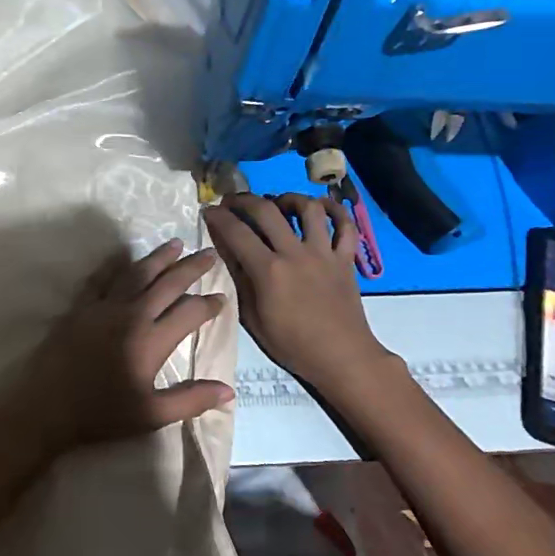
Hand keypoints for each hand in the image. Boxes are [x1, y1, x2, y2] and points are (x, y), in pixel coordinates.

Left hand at [8, 239, 232, 452]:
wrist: (45, 410)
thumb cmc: (101, 415)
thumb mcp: (151, 415)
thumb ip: (191, 400)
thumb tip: (229, 391)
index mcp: (151, 341)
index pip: (189, 313)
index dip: (209, 304)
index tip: (221, 298)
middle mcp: (131, 315)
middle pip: (168, 283)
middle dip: (192, 267)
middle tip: (209, 253)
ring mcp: (104, 307)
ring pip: (138, 273)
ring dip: (160, 257)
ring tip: (176, 243)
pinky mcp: (81, 307)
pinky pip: (102, 278)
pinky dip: (117, 264)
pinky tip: (126, 256)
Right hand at [203, 193, 394, 394]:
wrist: (340, 357)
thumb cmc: (292, 345)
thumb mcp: (254, 319)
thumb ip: (240, 281)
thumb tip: (226, 251)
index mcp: (269, 271)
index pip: (237, 233)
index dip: (218, 218)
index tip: (209, 211)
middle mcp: (295, 253)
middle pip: (267, 210)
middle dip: (244, 200)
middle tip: (234, 201)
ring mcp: (324, 252)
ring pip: (308, 208)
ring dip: (289, 198)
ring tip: (279, 203)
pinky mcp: (345, 258)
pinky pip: (345, 225)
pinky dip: (335, 210)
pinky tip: (321, 207)